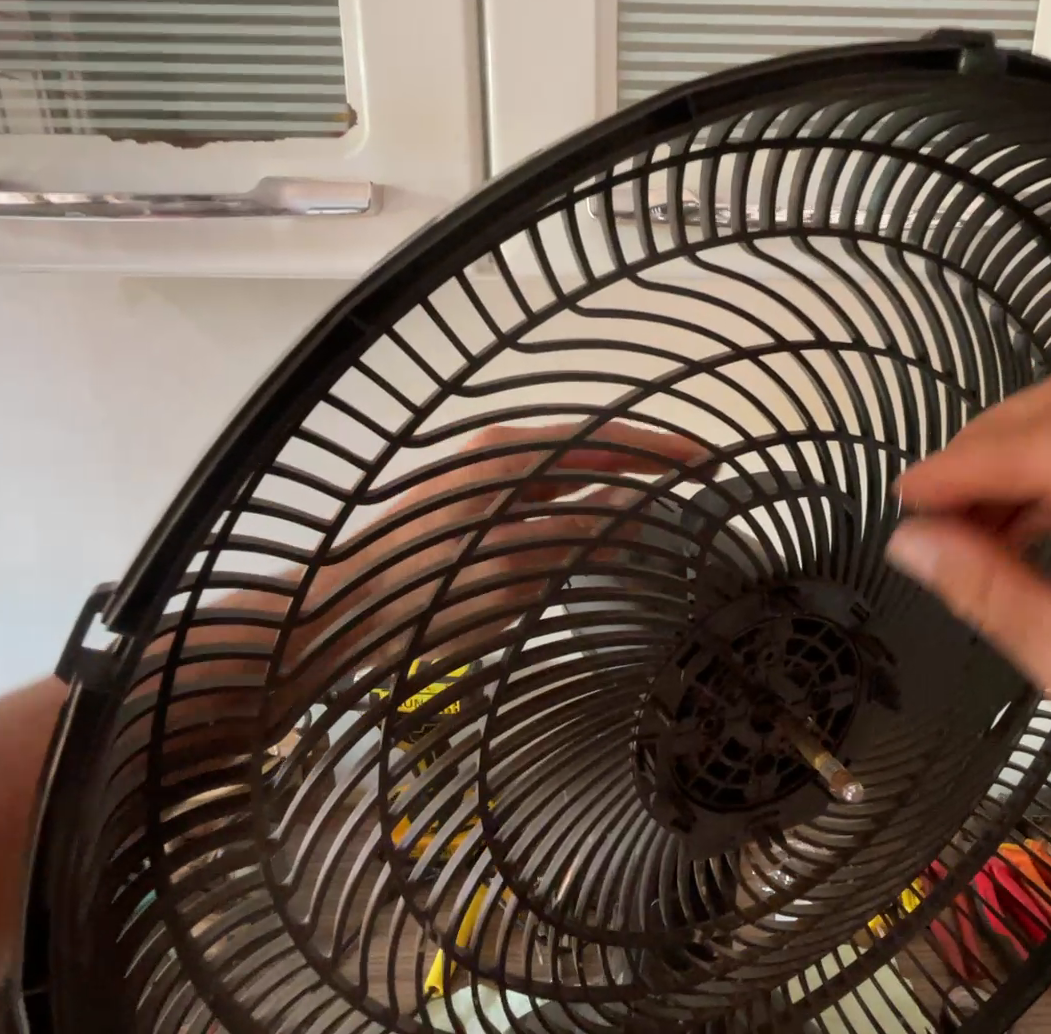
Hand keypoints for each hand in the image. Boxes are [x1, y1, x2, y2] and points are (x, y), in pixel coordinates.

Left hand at [303, 420, 707, 677]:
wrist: (341, 611)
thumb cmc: (423, 595)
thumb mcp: (509, 570)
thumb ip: (577, 534)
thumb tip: (639, 509)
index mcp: (510, 459)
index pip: (604, 440)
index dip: (660, 450)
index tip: (709, 461)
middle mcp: (501, 455)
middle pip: (591, 446)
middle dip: (646, 458)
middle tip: (699, 478)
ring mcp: (486, 476)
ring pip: (571, 468)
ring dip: (618, 478)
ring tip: (666, 495)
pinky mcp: (478, 502)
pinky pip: (549, 491)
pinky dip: (587, 499)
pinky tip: (603, 519)